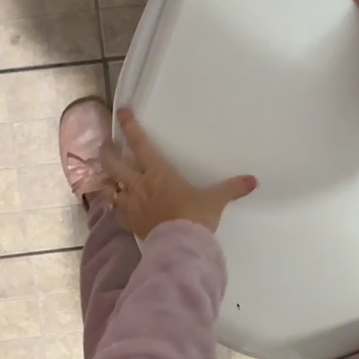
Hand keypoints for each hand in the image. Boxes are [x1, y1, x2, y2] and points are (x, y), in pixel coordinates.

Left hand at [103, 108, 257, 236]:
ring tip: (106, 176)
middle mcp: (139, 184)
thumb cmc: (194, 217)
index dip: (130, 126)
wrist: (180, 246)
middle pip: (114, 164)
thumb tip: (253, 181)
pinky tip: (115, 207)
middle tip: (106, 146)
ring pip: (109, 187)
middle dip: (107, 152)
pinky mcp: (130, 223)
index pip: (140, 144)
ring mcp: (131, 204)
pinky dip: (114, 208)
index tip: (123, 112)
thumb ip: (231, 188)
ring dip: (106, 180)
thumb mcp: (215, 200)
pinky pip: (116, 212)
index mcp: (158, 172)